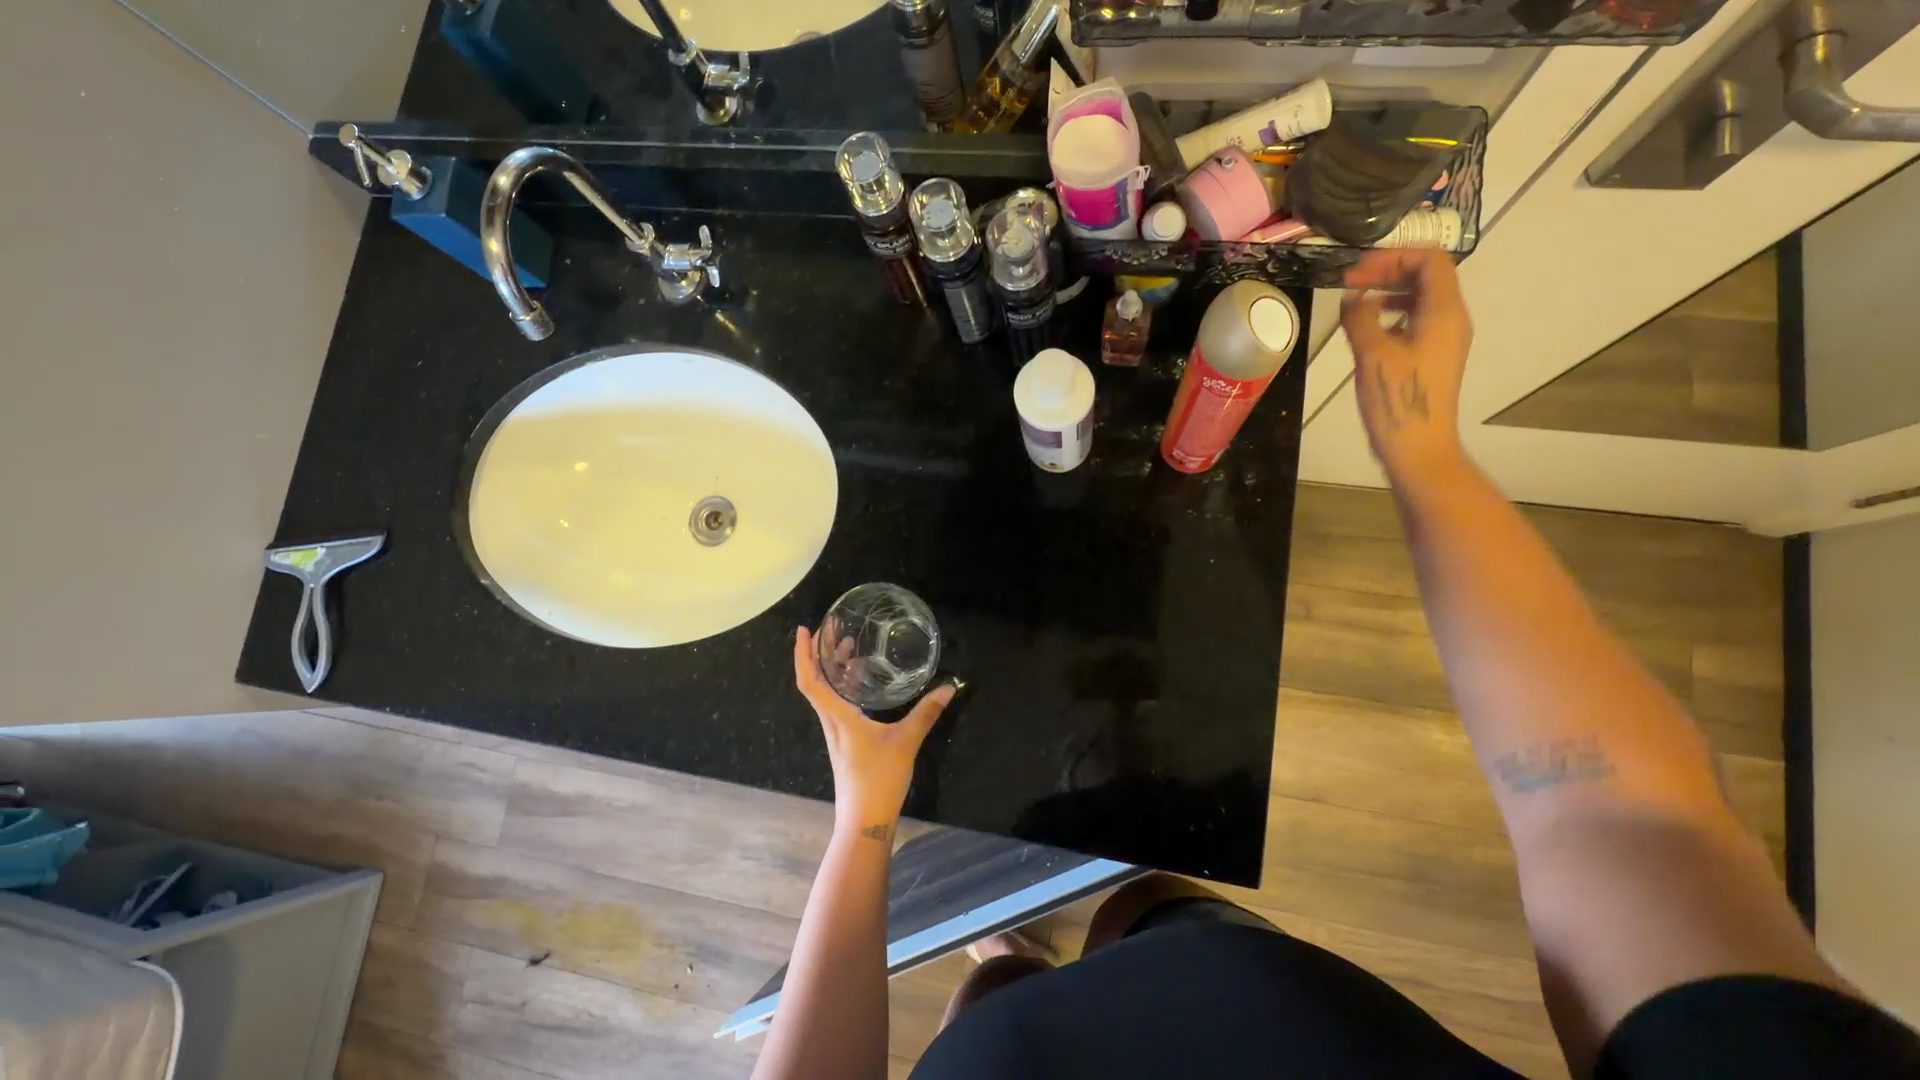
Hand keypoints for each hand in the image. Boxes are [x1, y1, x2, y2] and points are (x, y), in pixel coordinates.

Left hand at [793, 625, 956, 838]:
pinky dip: (844, 685)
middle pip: (815, 680)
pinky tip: (862, 682)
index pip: (810, 680)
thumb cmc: (878, 780)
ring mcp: (837, 732)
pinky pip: (837, 704)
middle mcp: (831, 721)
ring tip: (848, 645)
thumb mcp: (906, 742)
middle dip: (819, 652)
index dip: (803, 654)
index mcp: (837, 716)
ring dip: (831, 667)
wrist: (864, 821)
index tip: (804, 629)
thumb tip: (948, 688)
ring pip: (826, 692)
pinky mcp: (846, 742)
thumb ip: (926, 714)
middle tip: (832, 627)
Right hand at [1341, 249, 1473, 491]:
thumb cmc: (1397, 399)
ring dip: (1390, 291)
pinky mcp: (1434, 357)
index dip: (1393, 256)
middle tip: (1351, 283)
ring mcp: (1445, 339)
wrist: (1418, 447)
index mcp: (1444, 311)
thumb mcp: (1371, 353)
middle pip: (1428, 275)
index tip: (1358, 270)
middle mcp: (1452, 319)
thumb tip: (1354, 297)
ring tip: (1357, 303)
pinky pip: (1418, 320)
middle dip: (1389, 271)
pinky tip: (1368, 330)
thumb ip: (1361, 316)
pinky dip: (1393, 313)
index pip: (1430, 260)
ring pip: (1423, 298)